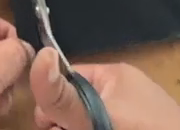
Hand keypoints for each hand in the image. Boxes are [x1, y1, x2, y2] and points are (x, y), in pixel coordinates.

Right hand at [30, 48, 179, 129]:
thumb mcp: (102, 118)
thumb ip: (66, 99)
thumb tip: (36, 56)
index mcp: (115, 75)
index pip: (68, 78)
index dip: (52, 102)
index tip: (47, 126)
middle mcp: (124, 94)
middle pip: (78, 106)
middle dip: (66, 124)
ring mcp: (135, 119)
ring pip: (93, 122)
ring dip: (80, 128)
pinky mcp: (143, 128)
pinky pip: (111, 125)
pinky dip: (103, 128)